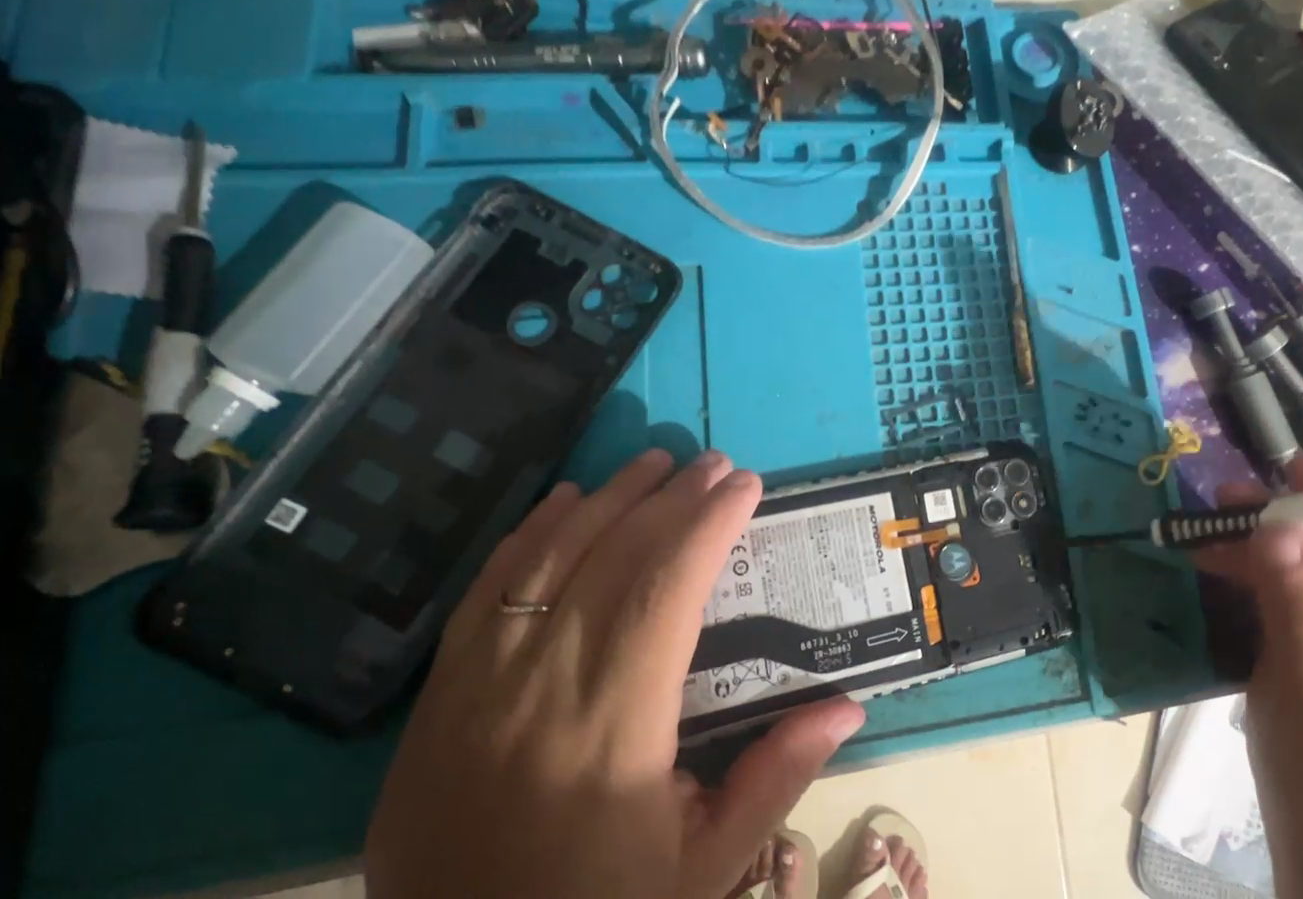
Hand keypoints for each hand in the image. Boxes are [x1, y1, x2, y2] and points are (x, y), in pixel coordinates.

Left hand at [364, 449, 866, 898]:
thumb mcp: (703, 869)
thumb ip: (774, 778)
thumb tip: (848, 706)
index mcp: (614, 730)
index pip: (664, 593)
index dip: (706, 528)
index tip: (744, 486)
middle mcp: (541, 691)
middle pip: (608, 561)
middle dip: (667, 500)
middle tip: (713, 463)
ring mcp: (476, 690)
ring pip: (544, 562)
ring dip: (602, 501)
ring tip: (652, 464)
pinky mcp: (436, 700)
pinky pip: (484, 594)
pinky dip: (527, 537)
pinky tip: (561, 504)